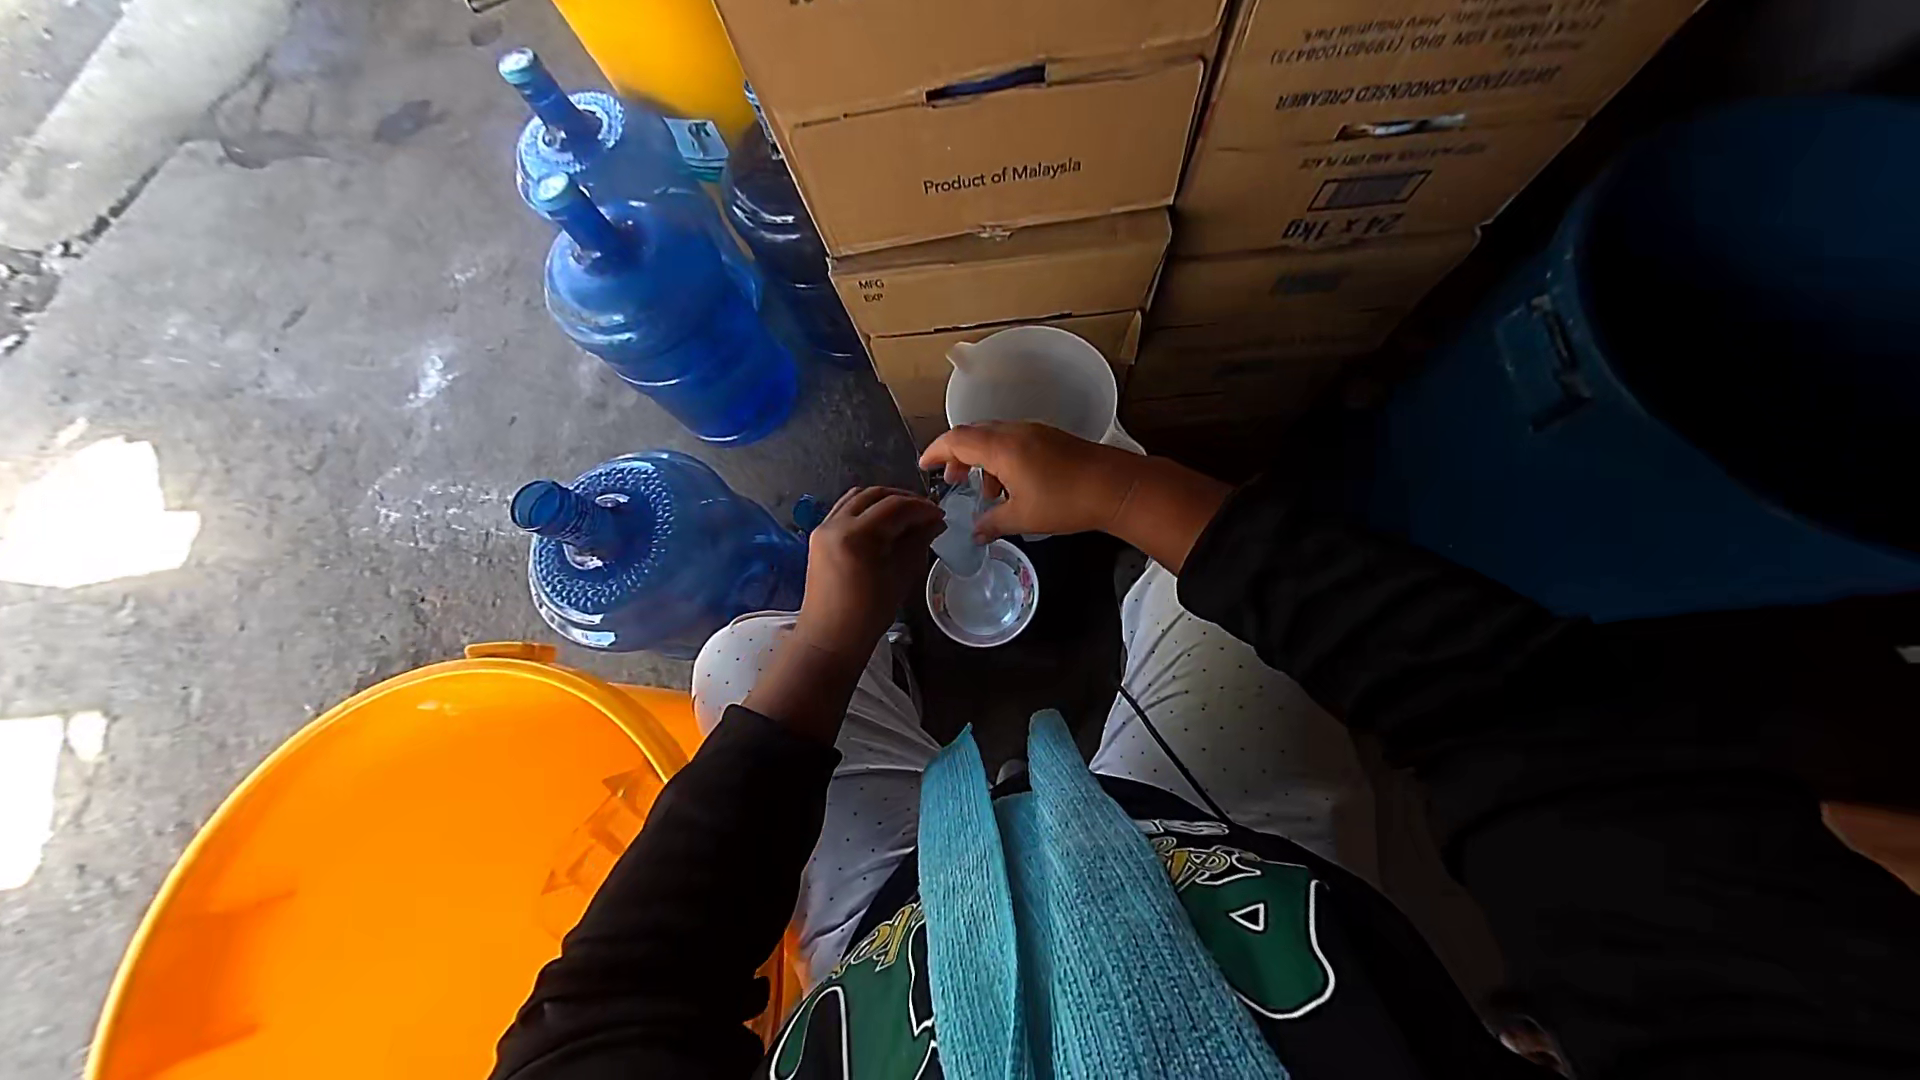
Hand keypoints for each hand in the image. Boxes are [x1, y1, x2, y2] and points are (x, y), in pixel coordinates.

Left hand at [793, 486, 943, 661]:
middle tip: (927, 512)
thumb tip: (934, 522)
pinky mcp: (820, 536)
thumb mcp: (900, 575)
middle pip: (875, 496)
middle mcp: (836, 524)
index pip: (895, 507)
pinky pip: (845, 509)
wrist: (831, 637)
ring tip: (907, 515)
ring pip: (858, 498)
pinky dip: (867, 509)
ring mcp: (824, 528)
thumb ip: (917, 542)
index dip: (921, 508)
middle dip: (904, 500)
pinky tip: (883, 522)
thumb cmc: (869, 613)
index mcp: (857, 535)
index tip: (940, 515)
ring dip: (885, 501)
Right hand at [919, 422, 1144, 541]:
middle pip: (973, 434)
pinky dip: (1002, 459)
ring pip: (995, 437)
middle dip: (958, 456)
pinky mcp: (1050, 438)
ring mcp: (1035, 431)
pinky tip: (1012, 485)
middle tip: (954, 480)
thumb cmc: (1066, 501)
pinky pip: (1014, 441)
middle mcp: (1015, 432)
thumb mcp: (1023, 517)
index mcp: (1001, 447)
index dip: (935, 451)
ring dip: (982, 460)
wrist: (1116, 487)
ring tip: (988, 492)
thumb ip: (992, 523)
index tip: (925, 465)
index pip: (956, 439)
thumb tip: (975, 533)